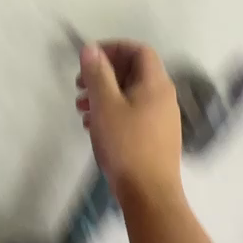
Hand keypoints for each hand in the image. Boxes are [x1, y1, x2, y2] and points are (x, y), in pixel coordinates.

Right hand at [77, 40, 183, 205]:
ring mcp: (162, 119)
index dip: (114, 48)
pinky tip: (93, 126)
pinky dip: (112, 111)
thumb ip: (97, 73)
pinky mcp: (155, 138)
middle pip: (134, 72)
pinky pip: (133, 113)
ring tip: (81, 108)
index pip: (139, 51)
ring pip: (130, 94)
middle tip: (79, 84)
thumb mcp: (105, 104)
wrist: (149, 194)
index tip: (90, 57)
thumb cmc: (126, 144)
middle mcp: (163, 97)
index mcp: (156, 84)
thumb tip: (91, 48)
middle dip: (104, 73)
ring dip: (104, 94)